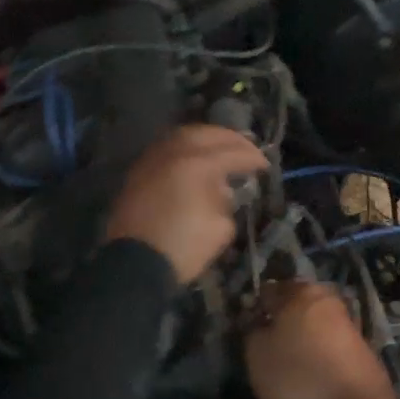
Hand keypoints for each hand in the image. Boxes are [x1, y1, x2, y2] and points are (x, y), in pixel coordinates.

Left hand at [106, 124, 265, 282]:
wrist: (134, 265)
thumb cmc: (183, 248)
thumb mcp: (220, 228)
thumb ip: (226, 201)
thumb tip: (222, 189)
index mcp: (197, 164)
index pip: (232, 153)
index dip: (252, 158)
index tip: (265, 166)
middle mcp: (173, 152)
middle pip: (206, 134)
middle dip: (229, 139)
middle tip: (246, 147)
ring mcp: (152, 159)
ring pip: (182, 135)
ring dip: (206, 138)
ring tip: (221, 147)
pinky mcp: (138, 171)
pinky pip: (166, 148)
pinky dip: (185, 147)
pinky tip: (194, 158)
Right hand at [246, 281, 398, 398]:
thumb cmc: (300, 376)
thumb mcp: (258, 355)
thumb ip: (252, 334)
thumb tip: (260, 326)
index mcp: (303, 293)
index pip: (269, 293)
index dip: (254, 315)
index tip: (247, 339)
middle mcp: (328, 304)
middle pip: (291, 325)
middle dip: (278, 353)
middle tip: (265, 379)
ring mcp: (348, 332)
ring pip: (309, 353)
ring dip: (295, 380)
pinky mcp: (361, 360)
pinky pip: (327, 372)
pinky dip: (315, 391)